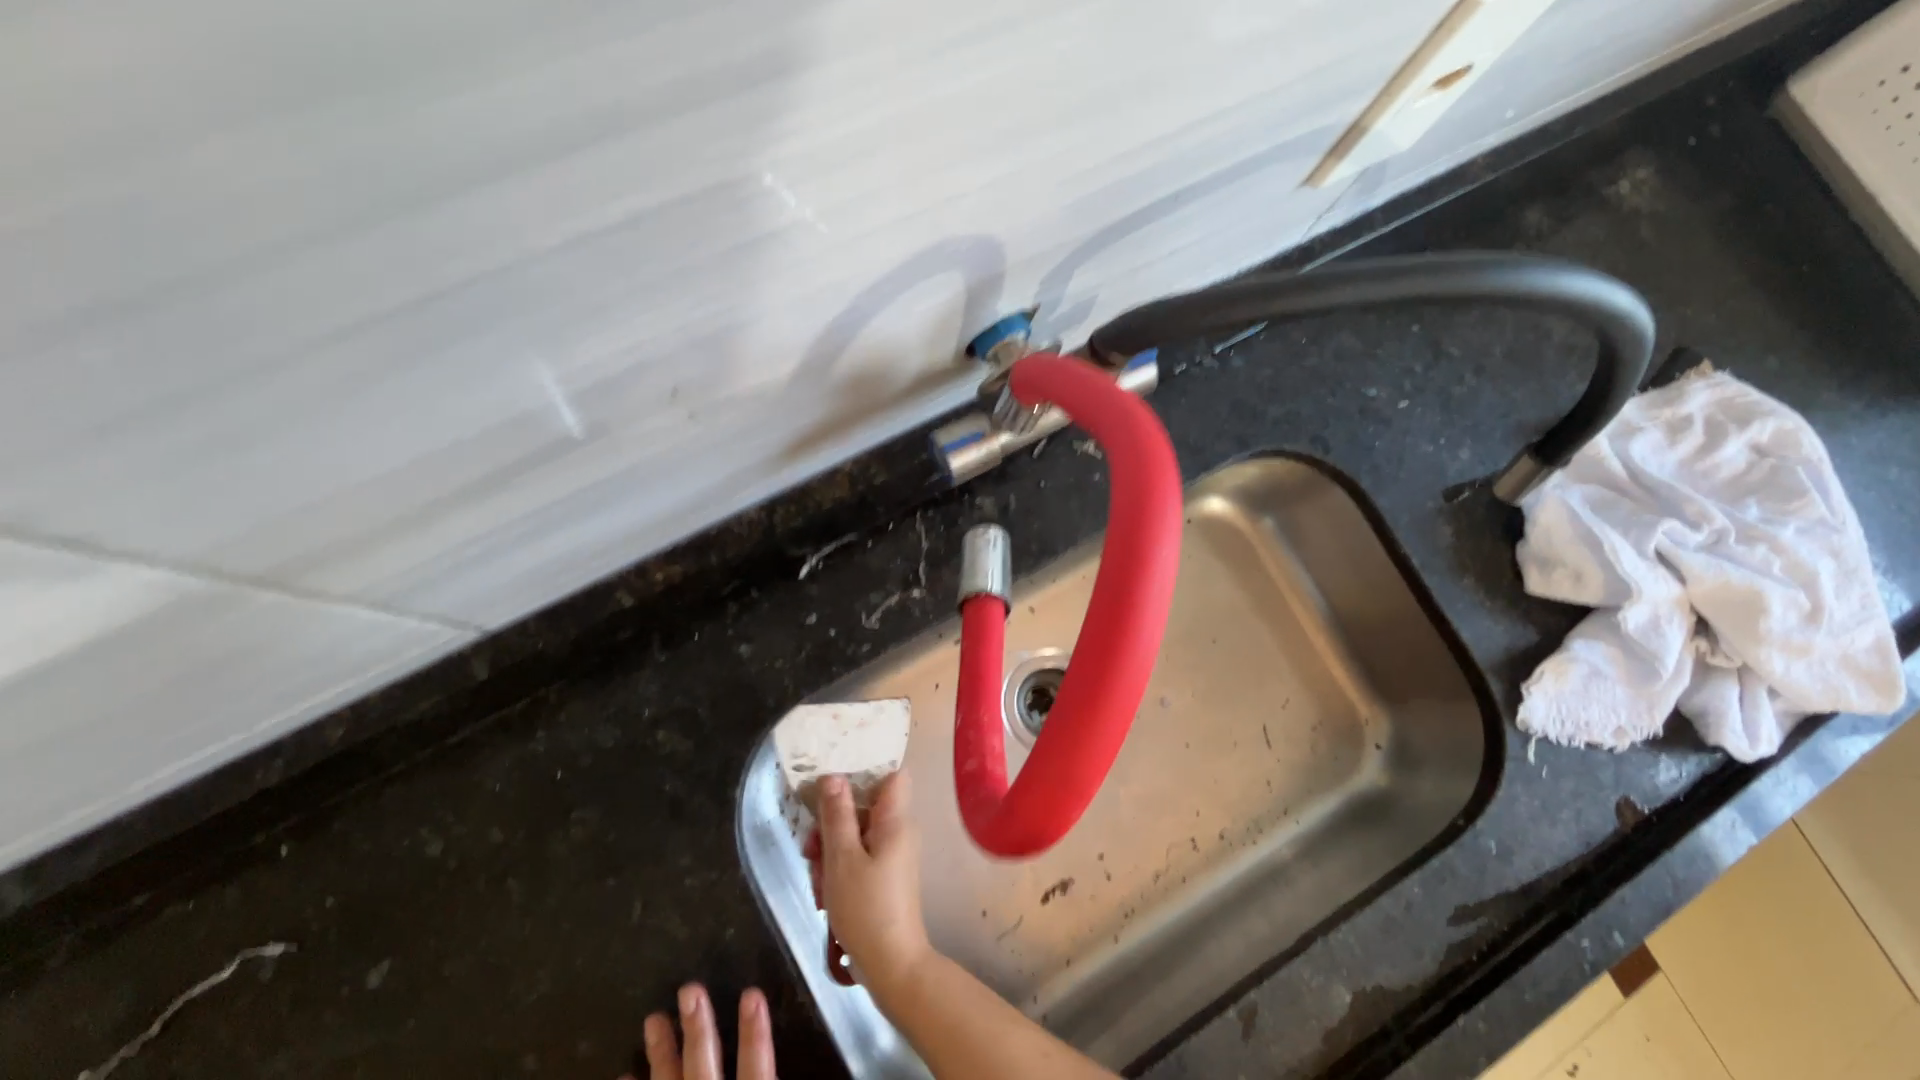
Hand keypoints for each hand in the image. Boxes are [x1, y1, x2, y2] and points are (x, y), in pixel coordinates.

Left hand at [634, 983, 773, 1079]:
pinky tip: (626, 1075)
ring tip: (653, 1018)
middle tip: (689, 989)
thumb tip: (779, 1063)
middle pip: (703, 1065)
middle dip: (697, 1029)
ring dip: (660, 1052)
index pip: (757, 1068)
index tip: (752, 993)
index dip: (755, 1033)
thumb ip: (768, 1074)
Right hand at [808, 770, 931, 993]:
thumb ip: (837, 815)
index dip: (863, 772)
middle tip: (811, 847)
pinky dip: (840, 867)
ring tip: (816, 877)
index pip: (891, 776)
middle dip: (833, 821)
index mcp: (896, 821)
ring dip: (831, 849)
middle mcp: (899, 833)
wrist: (892, 964)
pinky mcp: (885, 877)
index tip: (831, 781)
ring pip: (857, 834)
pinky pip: (860, 857)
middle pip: (865, 806)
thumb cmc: (866, 907)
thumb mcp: (842, 858)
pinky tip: (824, 891)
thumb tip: (834, 776)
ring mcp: (893, 856)